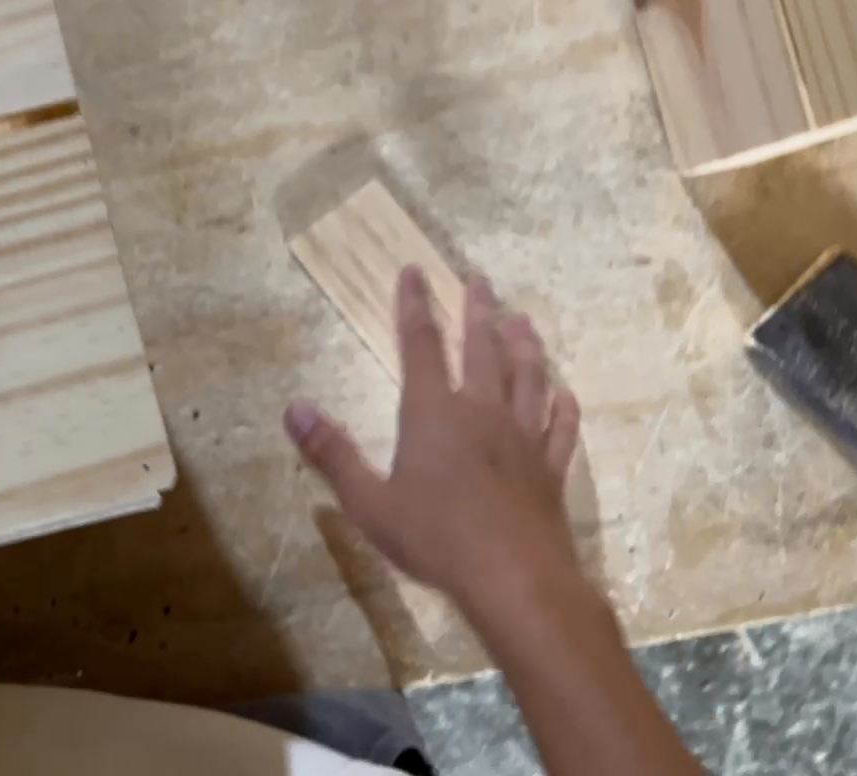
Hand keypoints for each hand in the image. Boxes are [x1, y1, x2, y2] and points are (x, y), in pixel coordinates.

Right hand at [285, 266, 582, 614]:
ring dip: (524, 345)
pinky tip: (564, 392)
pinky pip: (559, 427)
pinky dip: (561, 404)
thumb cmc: (435, 539)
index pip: (420, 345)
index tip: (414, 271)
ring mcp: (523, 440)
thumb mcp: (367, 500)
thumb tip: (293, 407)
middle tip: (478, 279)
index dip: (414, 305)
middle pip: (482, 350)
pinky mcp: (551, 471)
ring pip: (527, 378)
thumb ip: (330, 452)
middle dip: (478, 311)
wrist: (518, 585)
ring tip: (522, 318)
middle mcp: (482, 414)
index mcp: (434, 413)